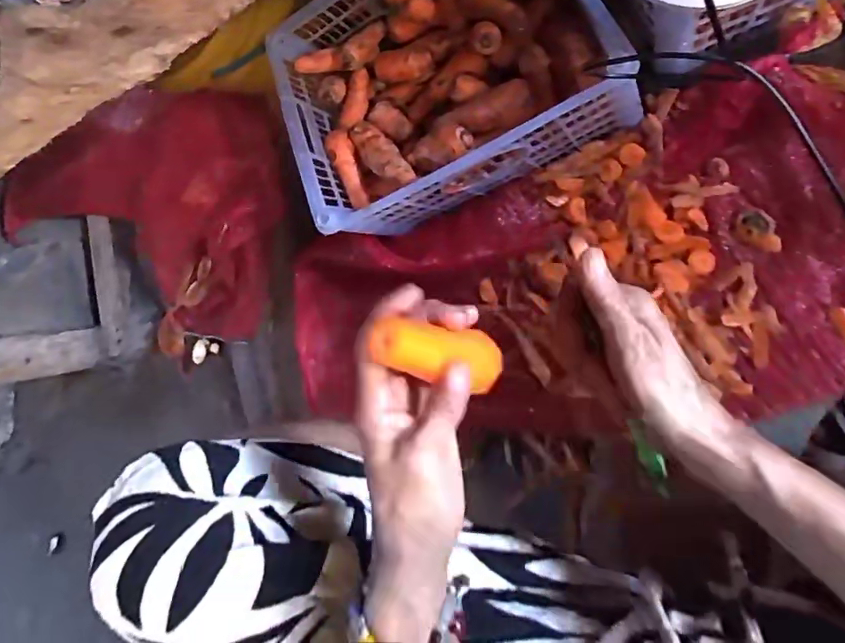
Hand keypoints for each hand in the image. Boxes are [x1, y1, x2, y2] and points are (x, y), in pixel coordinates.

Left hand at [355, 285, 475, 640]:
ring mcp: (408, 406)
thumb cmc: (414, 506)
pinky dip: (452, 360)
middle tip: (460, 313)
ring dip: (440, 336)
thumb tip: (457, 362)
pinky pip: (437, 378)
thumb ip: (441, 409)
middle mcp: (387, 397)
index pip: (373, 345)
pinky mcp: (429, 417)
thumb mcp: (427, 456)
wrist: (420, 551)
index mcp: (373, 403)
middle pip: (399, 344)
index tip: (416, 292)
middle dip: (424, 320)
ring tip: (469, 322)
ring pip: (419, 357)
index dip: (388, 314)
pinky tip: (472, 352)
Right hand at [574, 248, 749, 468]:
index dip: (567, 317)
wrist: (691, 437)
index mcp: (626, 298)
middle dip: (575, 346)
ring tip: (606, 387)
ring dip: (583, 365)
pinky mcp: (622, 357)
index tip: (578, 345)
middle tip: (596, 373)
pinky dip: (591, 375)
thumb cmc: (659, 387)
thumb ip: (603, 295)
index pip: (572, 288)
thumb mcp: (625, 339)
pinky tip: (607, 392)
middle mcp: (623, 309)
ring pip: (578, 337)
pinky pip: (589, 356)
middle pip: (573, 313)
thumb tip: (585, 247)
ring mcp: (623, 334)